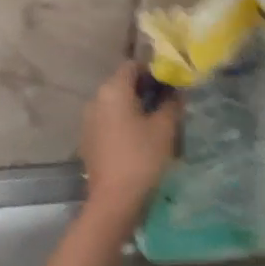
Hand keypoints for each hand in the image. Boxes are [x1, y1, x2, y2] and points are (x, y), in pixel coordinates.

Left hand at [79, 63, 180, 220]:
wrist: (114, 200)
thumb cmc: (142, 157)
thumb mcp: (165, 128)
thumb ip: (172, 103)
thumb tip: (176, 91)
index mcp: (112, 90)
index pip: (133, 66)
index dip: (154, 71)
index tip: (172, 84)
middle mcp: (95, 100)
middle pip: (123, 85)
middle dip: (146, 90)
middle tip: (169, 104)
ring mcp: (88, 121)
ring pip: (115, 105)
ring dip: (135, 108)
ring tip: (157, 124)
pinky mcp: (88, 141)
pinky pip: (109, 122)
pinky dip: (124, 124)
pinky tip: (140, 140)